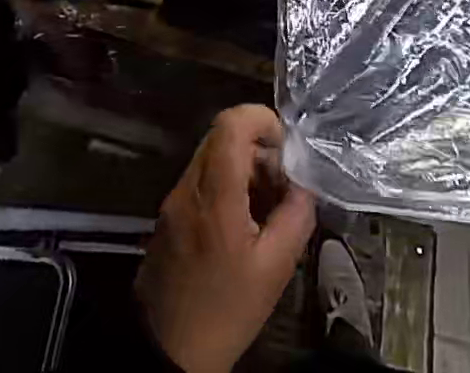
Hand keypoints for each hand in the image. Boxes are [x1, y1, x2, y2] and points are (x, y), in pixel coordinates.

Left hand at [136, 105, 317, 372]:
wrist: (164, 359)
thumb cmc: (225, 313)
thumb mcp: (276, 266)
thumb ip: (298, 212)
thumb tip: (305, 182)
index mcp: (214, 196)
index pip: (232, 123)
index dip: (265, 121)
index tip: (286, 151)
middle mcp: (187, 189)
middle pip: (225, 135)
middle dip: (262, 149)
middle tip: (282, 185)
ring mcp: (173, 203)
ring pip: (215, 156)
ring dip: (247, 168)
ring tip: (268, 208)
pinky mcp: (169, 218)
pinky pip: (204, 180)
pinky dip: (230, 186)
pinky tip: (246, 224)